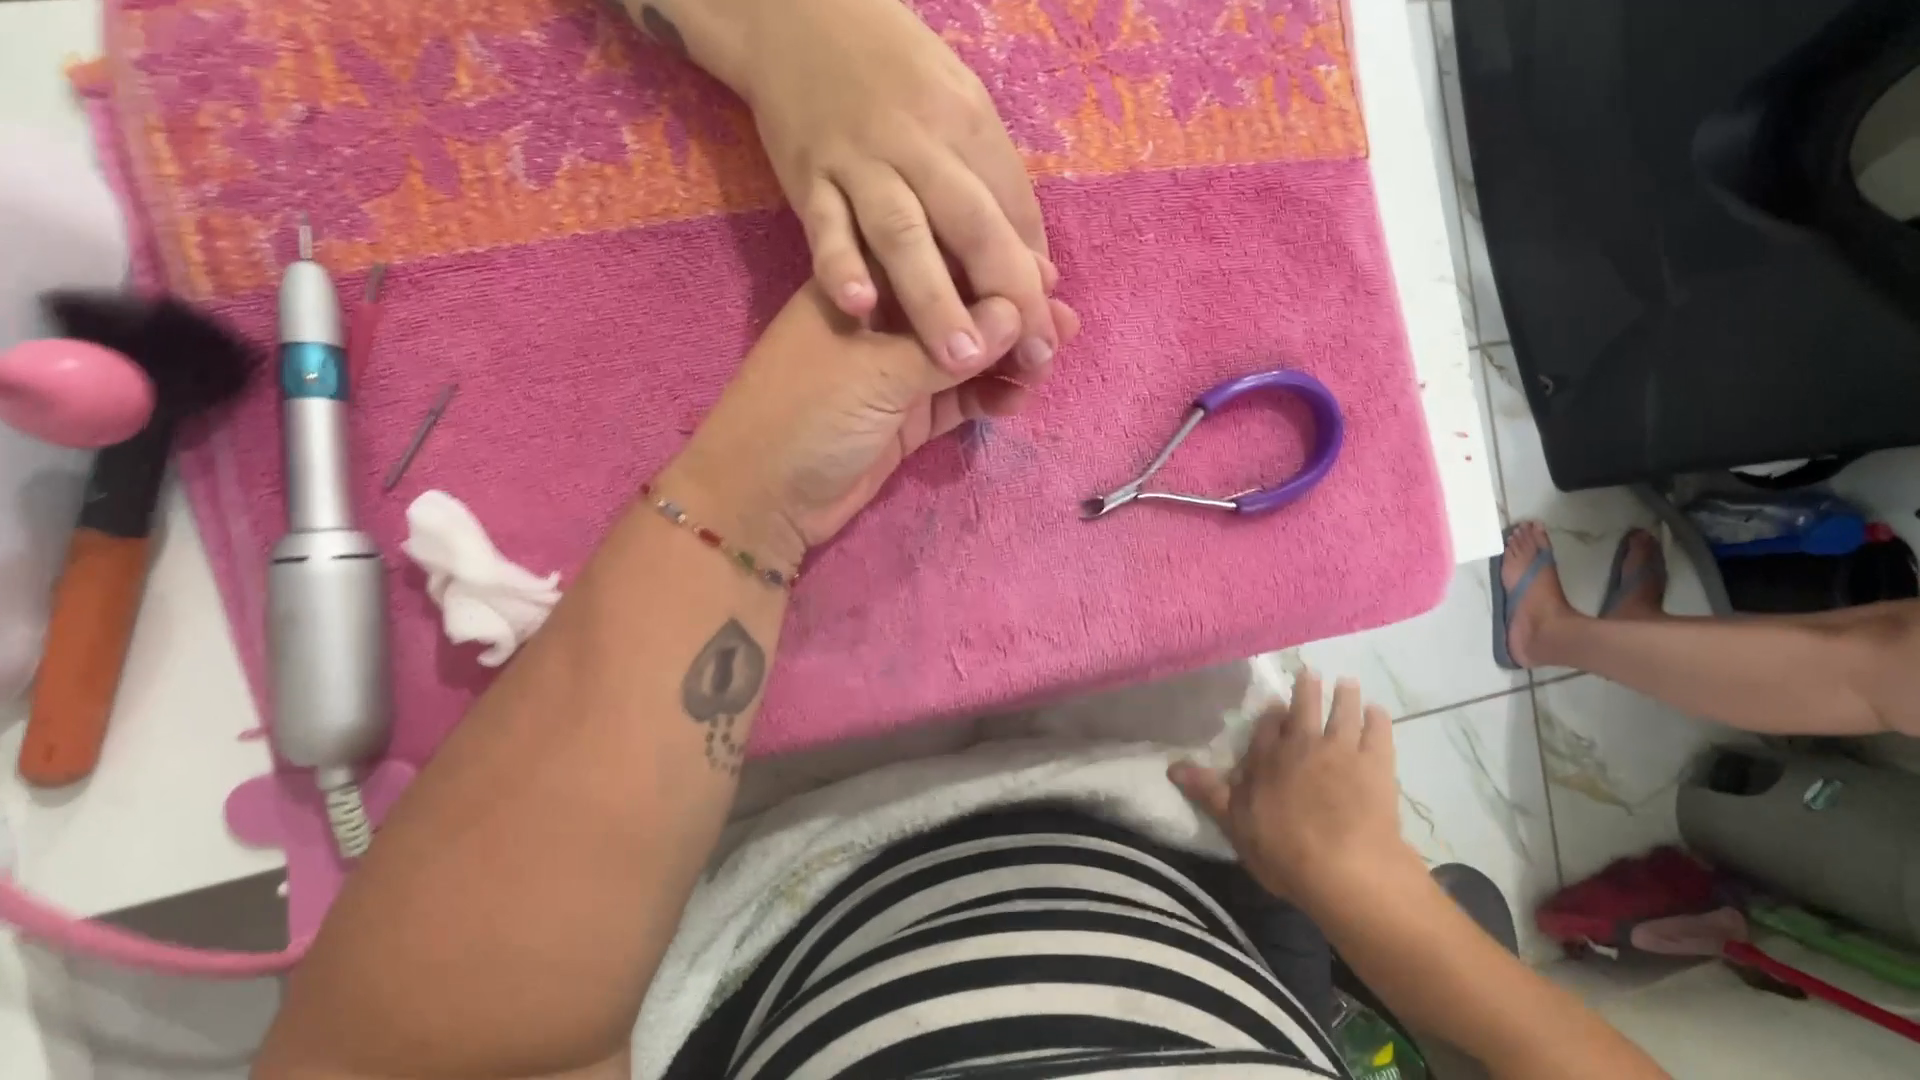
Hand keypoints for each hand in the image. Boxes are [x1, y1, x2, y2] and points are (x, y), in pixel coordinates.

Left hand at [664, 284, 1078, 566]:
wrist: (760, 499)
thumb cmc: (804, 415)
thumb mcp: (875, 372)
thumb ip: (947, 344)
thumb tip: (1017, 314)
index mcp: (863, 287)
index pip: (940, 263)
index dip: (993, 272)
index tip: (1046, 283)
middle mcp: (883, 321)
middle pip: (959, 309)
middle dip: (1011, 318)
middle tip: (1061, 329)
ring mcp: (895, 371)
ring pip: (965, 355)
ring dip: (1007, 360)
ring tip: (1048, 366)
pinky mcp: (906, 416)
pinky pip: (958, 398)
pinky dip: (988, 396)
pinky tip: (1017, 398)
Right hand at [734, 0, 1057, 376]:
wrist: (799, 16)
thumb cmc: (896, 77)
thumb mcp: (961, 111)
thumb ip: (998, 189)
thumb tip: (1038, 269)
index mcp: (968, 126)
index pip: (1013, 212)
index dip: (1035, 280)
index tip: (1049, 338)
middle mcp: (920, 144)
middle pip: (972, 224)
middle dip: (1006, 294)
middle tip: (1029, 360)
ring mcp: (861, 163)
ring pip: (903, 233)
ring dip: (934, 297)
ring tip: (959, 357)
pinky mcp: (809, 178)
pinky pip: (825, 228)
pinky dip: (840, 267)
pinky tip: (860, 308)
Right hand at [1170, 673, 1423, 911]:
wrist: (1347, 869)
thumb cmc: (1284, 852)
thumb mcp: (1236, 825)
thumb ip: (1209, 792)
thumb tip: (1172, 767)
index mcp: (1268, 758)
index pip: (1267, 725)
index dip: (1271, 713)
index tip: (1275, 702)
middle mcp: (1302, 744)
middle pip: (1305, 707)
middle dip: (1308, 689)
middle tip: (1312, 672)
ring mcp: (1341, 750)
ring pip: (1343, 712)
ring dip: (1345, 695)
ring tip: (1347, 682)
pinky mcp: (1376, 763)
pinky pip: (1378, 732)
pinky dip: (1378, 718)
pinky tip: (1378, 711)